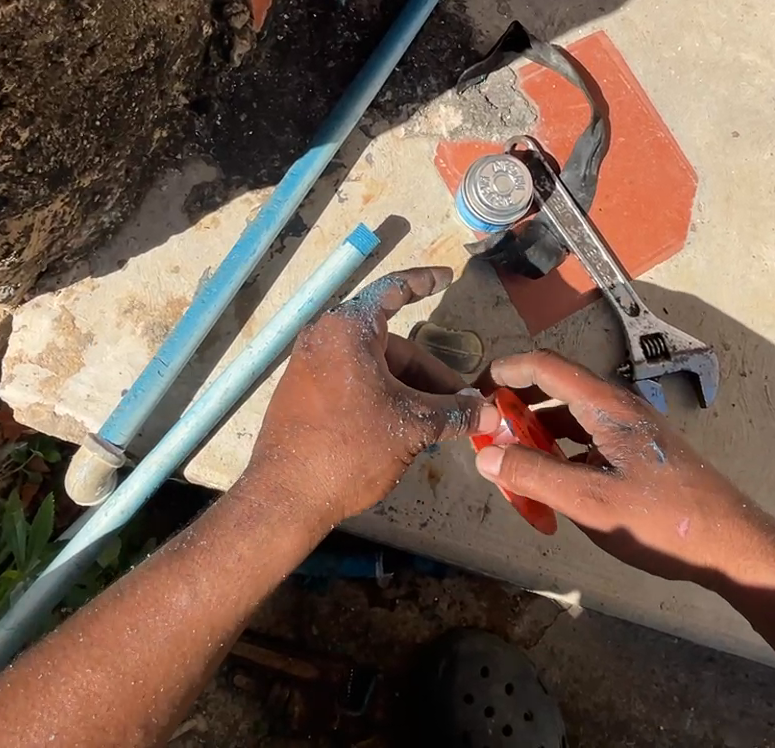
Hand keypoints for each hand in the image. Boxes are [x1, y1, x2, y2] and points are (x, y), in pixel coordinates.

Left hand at [243, 267, 497, 526]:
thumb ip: (454, 412)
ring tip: (440, 424)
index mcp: (348, 328)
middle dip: (431, 373)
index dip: (424, 281)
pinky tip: (407, 428)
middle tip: (463, 402)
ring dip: (411, 389)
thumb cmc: (350, 447)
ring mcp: (311, 365)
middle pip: (393, 343)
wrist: (284, 497)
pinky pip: (356, 382)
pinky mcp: (305, 393)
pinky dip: (385, 396)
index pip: (393, 290)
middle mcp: (325, 337)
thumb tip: (489, 410)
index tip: (447, 276)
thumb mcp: (412, 426)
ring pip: (376, 366)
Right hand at [473, 350, 748, 585]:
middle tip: (488, 428)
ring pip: (572, 414)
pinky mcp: (639, 452)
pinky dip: (560, 448)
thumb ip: (535, 476)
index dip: (508, 370)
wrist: (735, 548)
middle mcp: (618, 407)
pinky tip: (552, 480)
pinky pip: (588, 437)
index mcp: (606, 406)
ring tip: (512, 457)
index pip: (546, 366)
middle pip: (557, 387)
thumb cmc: (662, 521)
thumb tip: (485, 455)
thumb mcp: (590, 502)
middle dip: (518, 403)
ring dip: (538, 429)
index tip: (477, 388)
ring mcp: (631, 429)